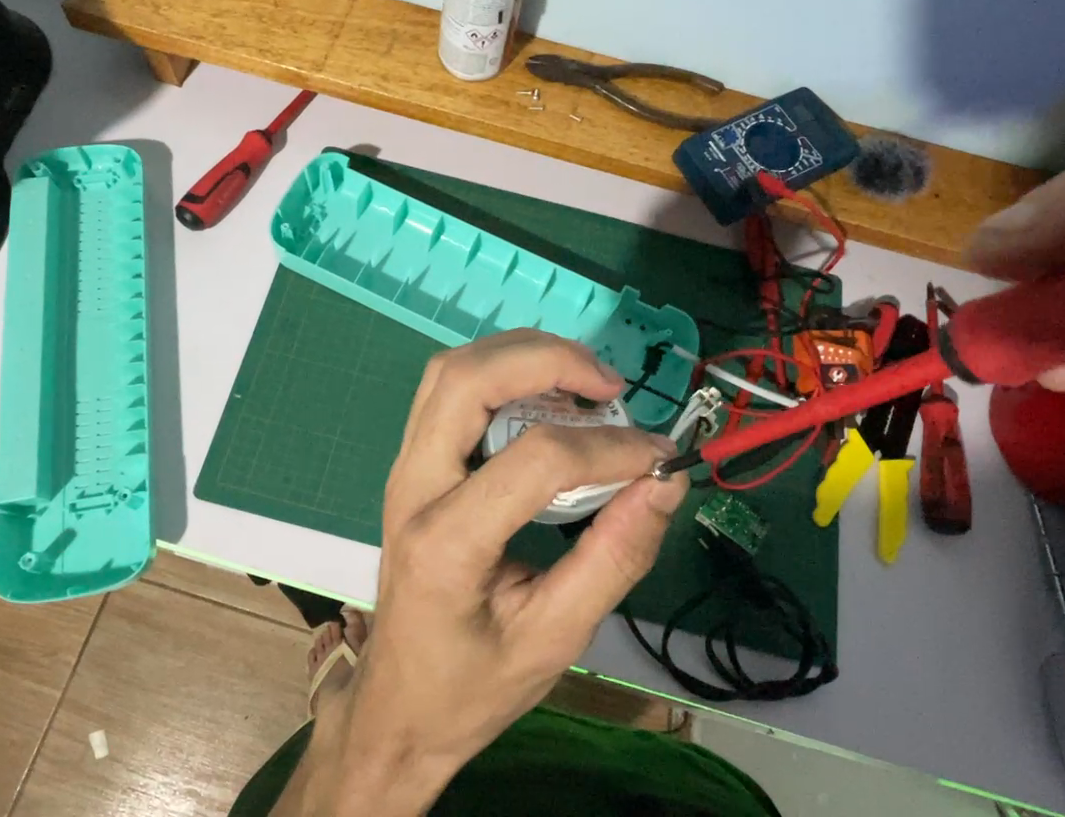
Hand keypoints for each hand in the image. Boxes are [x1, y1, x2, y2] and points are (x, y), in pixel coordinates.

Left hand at [275, 330, 686, 816]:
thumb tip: (667, 479)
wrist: (398, 706)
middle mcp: (412, 487)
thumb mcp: (557, 636)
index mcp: (445, 543)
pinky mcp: (412, 465)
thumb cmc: (473, 685)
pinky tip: (548, 399)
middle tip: (611, 387)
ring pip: (451, 372)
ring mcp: (404, 470)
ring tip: (585, 383)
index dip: (609, 448)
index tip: (661, 458)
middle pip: (466, 379)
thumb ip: (615, 555)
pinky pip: (450, 391)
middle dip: (547, 360)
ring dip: (520, 357)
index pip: (534, 459)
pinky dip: (503, 374)